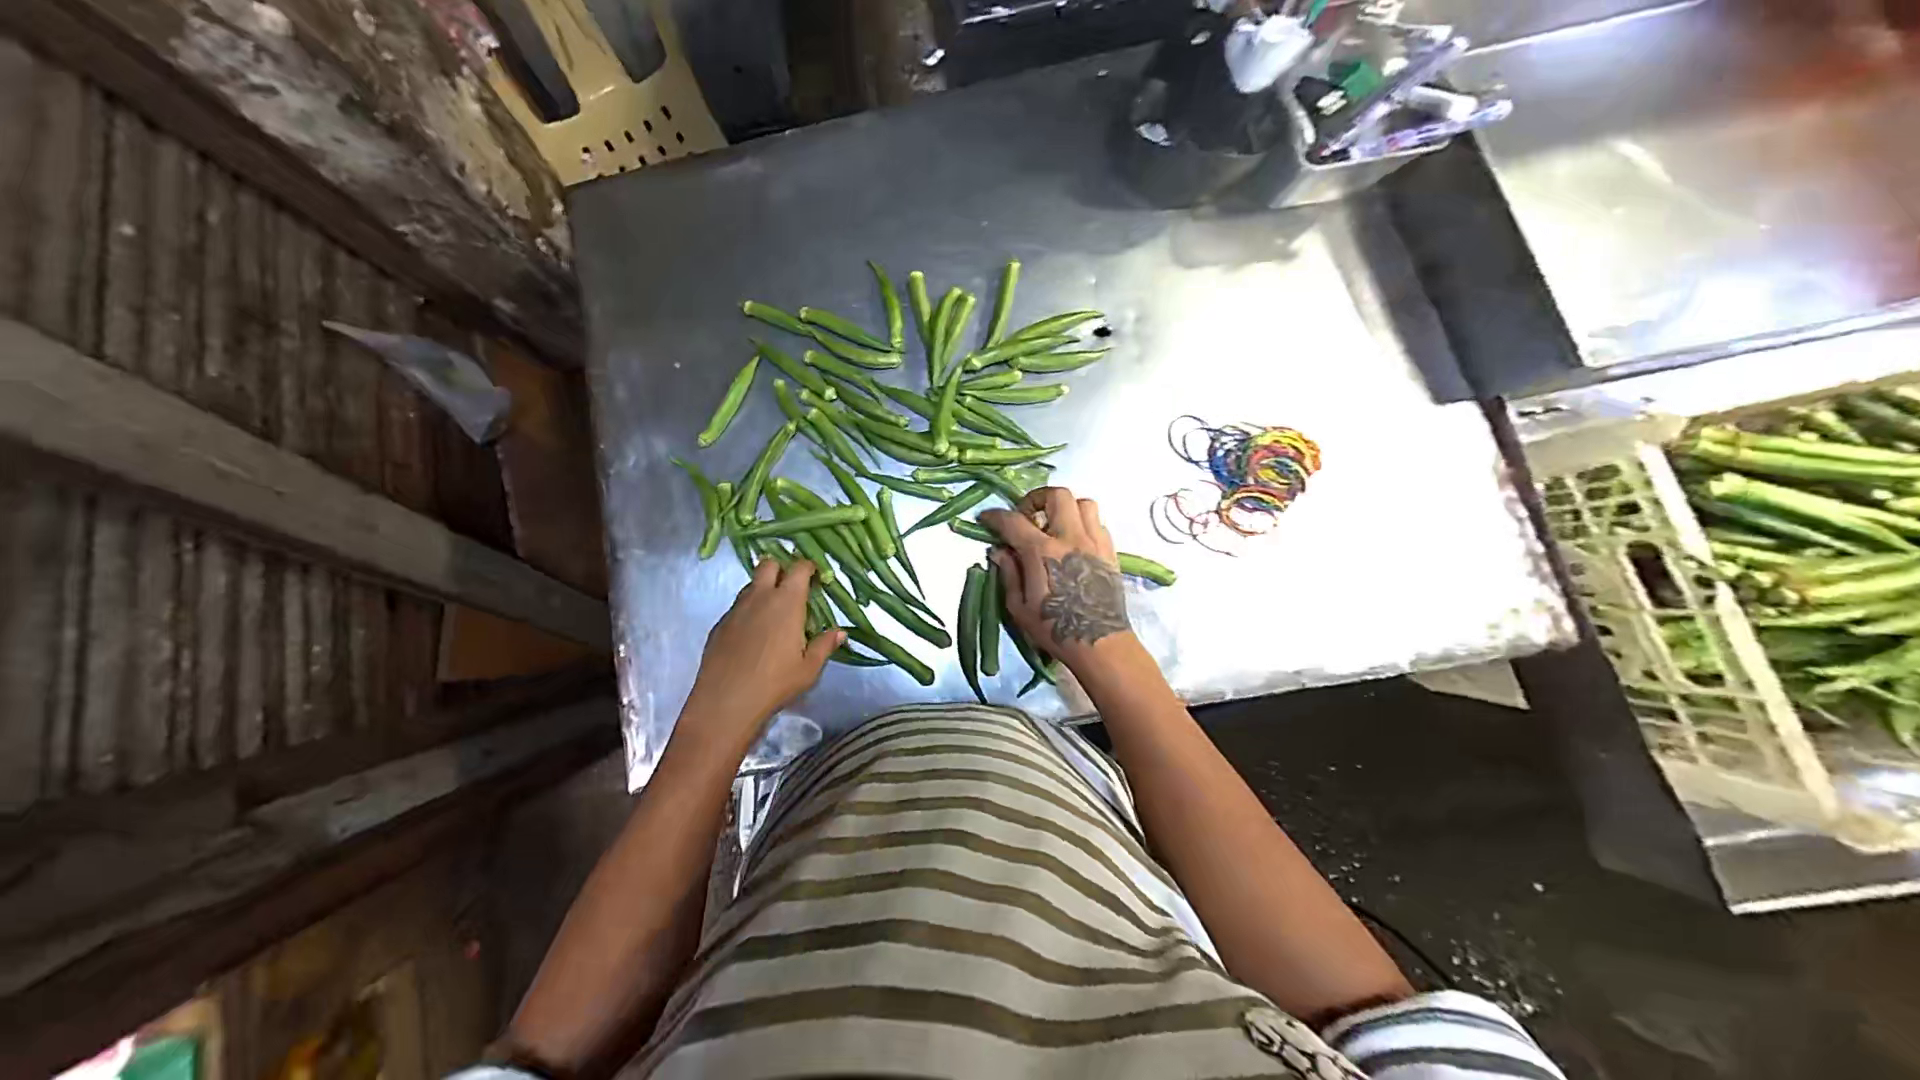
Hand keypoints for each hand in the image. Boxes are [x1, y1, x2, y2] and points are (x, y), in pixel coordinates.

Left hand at [680, 558, 841, 755]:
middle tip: (792, 588)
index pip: (798, 568)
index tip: (815, 576)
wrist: (726, 700)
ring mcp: (736, 609)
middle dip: (781, 569)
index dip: (808, 567)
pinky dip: (748, 611)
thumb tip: (840, 632)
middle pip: (768, 565)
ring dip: (763, 589)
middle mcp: (760, 597)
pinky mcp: (720, 624)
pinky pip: (737, 607)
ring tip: (773, 613)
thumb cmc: (775, 683)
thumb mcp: (809, 668)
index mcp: (787, 602)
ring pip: (751, 585)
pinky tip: (753, 634)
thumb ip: (825, 645)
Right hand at [981, 487, 1137, 675]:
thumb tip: (1000, 551)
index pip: (1013, 521)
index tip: (986, 518)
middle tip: (1026, 517)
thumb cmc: (1055, 629)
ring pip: (1083, 503)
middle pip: (1056, 495)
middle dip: (1036, 499)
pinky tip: (1074, 543)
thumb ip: (1009, 573)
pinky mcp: (1110, 553)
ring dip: (1064, 509)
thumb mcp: (1019, 607)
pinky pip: (1098, 524)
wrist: (1099, 643)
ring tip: (1054, 526)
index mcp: (1043, 552)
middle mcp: (1071, 538)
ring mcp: (1095, 543)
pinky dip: (1083, 525)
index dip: (995, 516)